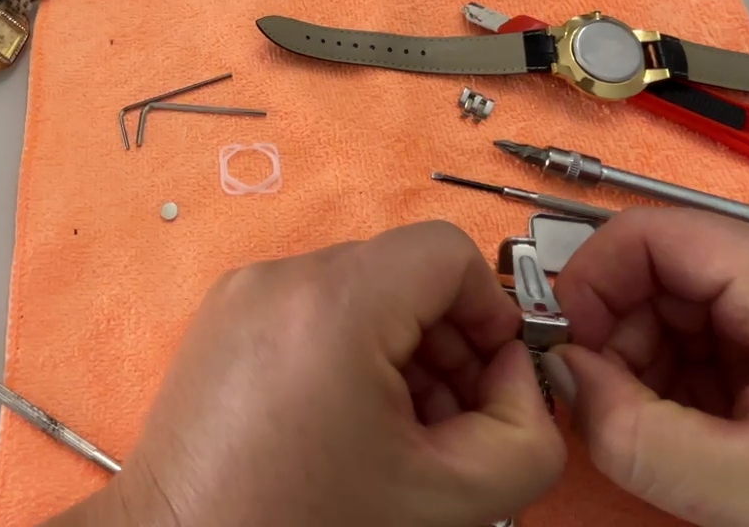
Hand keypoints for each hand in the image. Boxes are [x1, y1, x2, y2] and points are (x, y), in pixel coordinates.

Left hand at [49, 221, 564, 526]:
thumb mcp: (451, 499)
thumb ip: (524, 430)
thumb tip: (515, 371)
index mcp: (334, 301)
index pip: (444, 248)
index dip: (486, 307)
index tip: (492, 375)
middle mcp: (282, 274)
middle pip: (400, 270)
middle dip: (445, 338)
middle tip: (450, 421)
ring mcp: (245, 287)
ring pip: (357, 287)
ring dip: (398, 346)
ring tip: (397, 431)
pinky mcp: (223, 309)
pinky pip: (309, 301)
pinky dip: (345, 343)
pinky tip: (343, 417)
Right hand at [550, 208, 748, 526]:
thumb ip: (639, 437)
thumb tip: (558, 375)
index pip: (658, 236)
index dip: (592, 279)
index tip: (562, 345)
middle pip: (667, 273)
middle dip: (618, 334)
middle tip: (599, 403)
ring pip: (686, 313)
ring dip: (647, 366)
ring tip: (647, 431)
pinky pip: (720, 348)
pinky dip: (684, 387)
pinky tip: (688, 437)